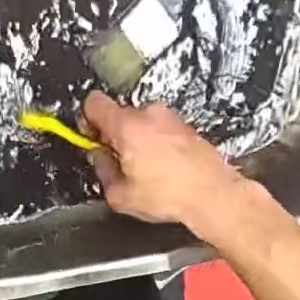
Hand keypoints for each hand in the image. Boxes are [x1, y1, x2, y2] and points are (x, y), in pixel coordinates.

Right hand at [81, 91, 253, 237]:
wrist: (211, 194)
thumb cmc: (170, 195)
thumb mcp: (120, 196)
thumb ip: (103, 172)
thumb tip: (100, 160)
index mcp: (127, 127)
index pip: (94, 103)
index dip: (87, 121)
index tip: (91, 138)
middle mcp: (148, 114)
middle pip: (119, 116)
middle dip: (115, 138)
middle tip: (120, 165)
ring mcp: (169, 118)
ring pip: (141, 124)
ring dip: (137, 142)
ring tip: (145, 172)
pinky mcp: (185, 126)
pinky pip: (160, 130)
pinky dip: (156, 145)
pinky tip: (162, 170)